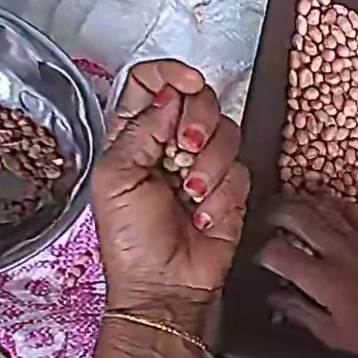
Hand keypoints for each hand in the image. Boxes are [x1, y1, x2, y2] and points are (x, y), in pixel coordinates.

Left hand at [95, 60, 249, 328]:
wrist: (165, 283)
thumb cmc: (131, 238)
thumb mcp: (116, 177)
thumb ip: (140, 131)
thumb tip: (171, 97)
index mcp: (136, 134)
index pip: (153, 82)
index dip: (172, 74)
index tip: (188, 82)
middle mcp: (173, 144)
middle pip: (200, 101)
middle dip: (198, 123)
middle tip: (183, 153)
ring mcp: (206, 166)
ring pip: (227, 135)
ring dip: (210, 167)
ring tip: (191, 196)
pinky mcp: (233, 191)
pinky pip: (241, 173)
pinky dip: (224, 196)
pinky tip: (204, 215)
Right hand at [257, 194, 357, 357]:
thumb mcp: (334, 334)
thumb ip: (301, 313)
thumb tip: (275, 298)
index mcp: (325, 280)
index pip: (280, 253)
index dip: (262, 253)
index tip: (259, 260)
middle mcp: (340, 253)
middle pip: (298, 217)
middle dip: (274, 214)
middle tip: (262, 221)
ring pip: (323, 207)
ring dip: (299, 203)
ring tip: (283, 208)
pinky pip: (351, 209)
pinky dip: (332, 202)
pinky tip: (321, 205)